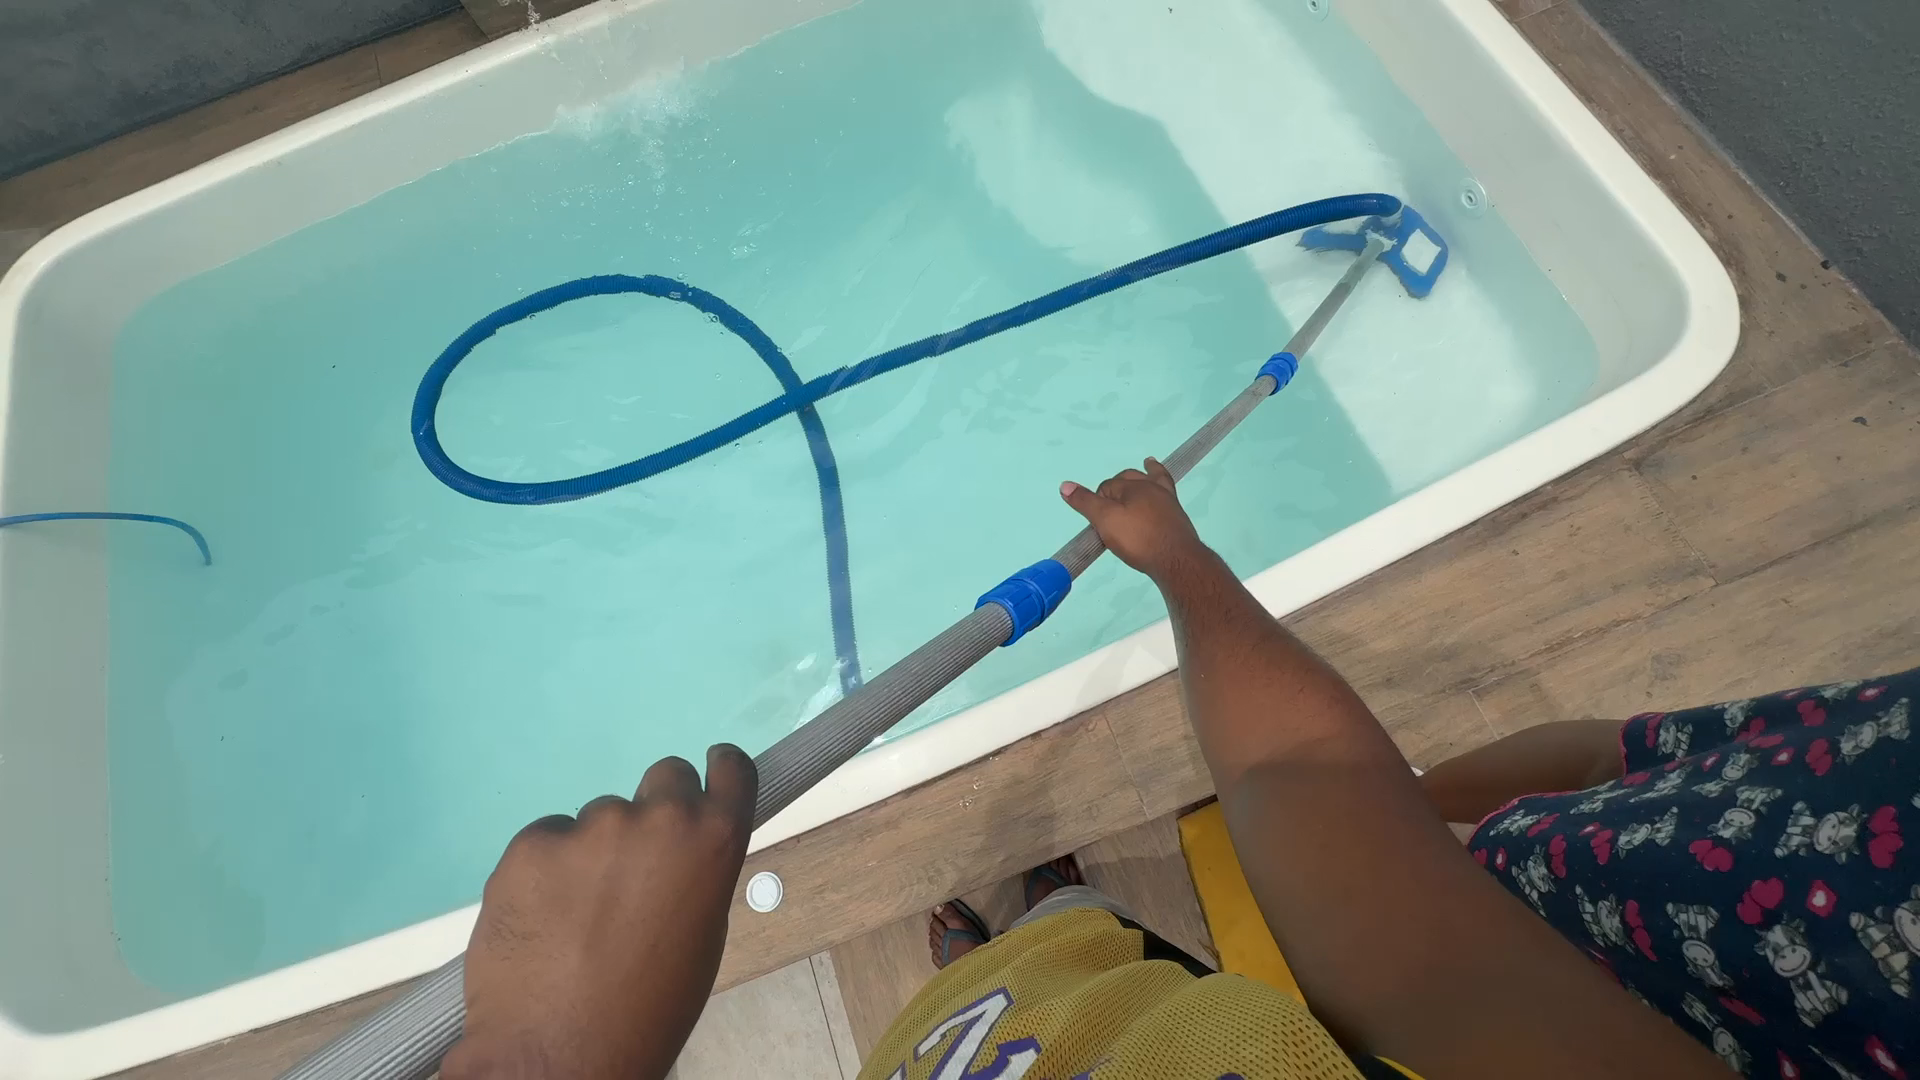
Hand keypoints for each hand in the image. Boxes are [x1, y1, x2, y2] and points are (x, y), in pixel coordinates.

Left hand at [442, 745, 757, 1079]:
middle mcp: (662, 816)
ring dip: (594, 847)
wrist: (560, 1060)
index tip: (707, 774)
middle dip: (655, 809)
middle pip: (665, 776)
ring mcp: (593, 826)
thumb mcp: (705, 929)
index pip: (731, 767)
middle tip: (633, 862)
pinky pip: (548, 837)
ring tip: (575, 910)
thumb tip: (680, 848)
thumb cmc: (651, 1004)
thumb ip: (698, 868)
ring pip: (600, 815)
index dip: (719, 768)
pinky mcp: (532, 844)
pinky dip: (546, 867)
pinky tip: (540, 914)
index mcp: (714, 837)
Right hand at [1060, 458, 1209, 579]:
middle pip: (1129, 478)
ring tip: (1147, 465)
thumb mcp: (1105, 520)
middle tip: (1109, 504)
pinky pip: (1168, 492)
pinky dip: (1163, 486)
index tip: (1097, 520)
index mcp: (1132, 486)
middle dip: (1118, 485)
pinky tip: (1164, 492)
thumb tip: (1065, 485)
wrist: (1176, 560)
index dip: (1098, 501)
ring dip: (1146, 474)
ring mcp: (1167, 500)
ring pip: (1153, 481)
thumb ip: (1085, 502)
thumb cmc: (1138, 539)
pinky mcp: (1177, 515)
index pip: (1106, 487)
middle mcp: (1151, 487)